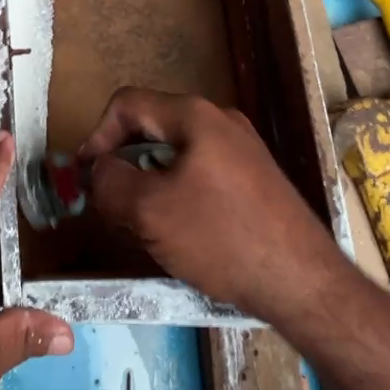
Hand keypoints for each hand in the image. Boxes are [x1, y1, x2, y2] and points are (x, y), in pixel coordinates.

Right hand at [80, 87, 348, 321]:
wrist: (305, 284)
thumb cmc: (221, 237)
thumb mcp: (148, 210)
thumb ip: (108, 182)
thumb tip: (97, 170)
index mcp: (194, 115)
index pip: (127, 104)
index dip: (97, 135)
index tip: (84, 174)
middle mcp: (221, 121)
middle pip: (152, 128)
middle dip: (124, 163)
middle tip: (110, 202)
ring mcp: (244, 150)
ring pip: (177, 154)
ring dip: (150, 183)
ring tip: (144, 224)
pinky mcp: (258, 181)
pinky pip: (202, 174)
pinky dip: (179, 194)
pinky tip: (183, 234)